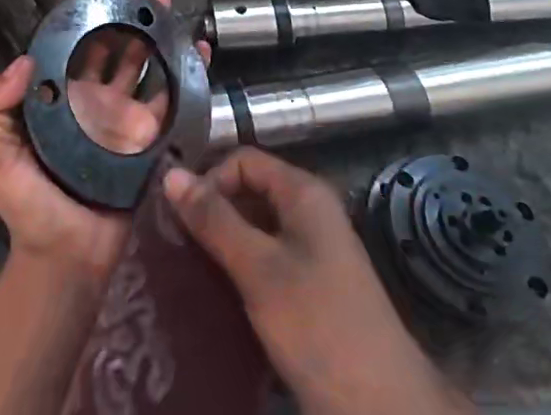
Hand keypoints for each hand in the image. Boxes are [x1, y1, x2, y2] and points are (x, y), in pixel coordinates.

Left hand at [0, 0, 211, 278]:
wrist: (66, 255)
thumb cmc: (26, 203)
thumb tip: (23, 62)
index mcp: (52, 94)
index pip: (61, 40)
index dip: (72, 8)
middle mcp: (86, 96)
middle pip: (106, 44)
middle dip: (122, 13)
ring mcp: (118, 115)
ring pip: (138, 63)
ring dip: (152, 34)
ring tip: (167, 9)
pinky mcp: (146, 135)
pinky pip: (167, 98)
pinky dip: (184, 74)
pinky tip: (198, 51)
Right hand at [162, 149, 473, 414]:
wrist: (379, 404)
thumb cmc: (317, 323)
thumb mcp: (258, 268)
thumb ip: (214, 220)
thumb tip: (170, 174)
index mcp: (304, 193)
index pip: (244, 160)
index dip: (210, 179)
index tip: (178, 216)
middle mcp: (308, 212)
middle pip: (248, 191)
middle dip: (211, 210)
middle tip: (172, 241)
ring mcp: (310, 250)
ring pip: (253, 227)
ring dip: (219, 240)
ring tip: (183, 265)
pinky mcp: (307, 286)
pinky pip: (262, 258)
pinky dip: (235, 266)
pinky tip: (210, 289)